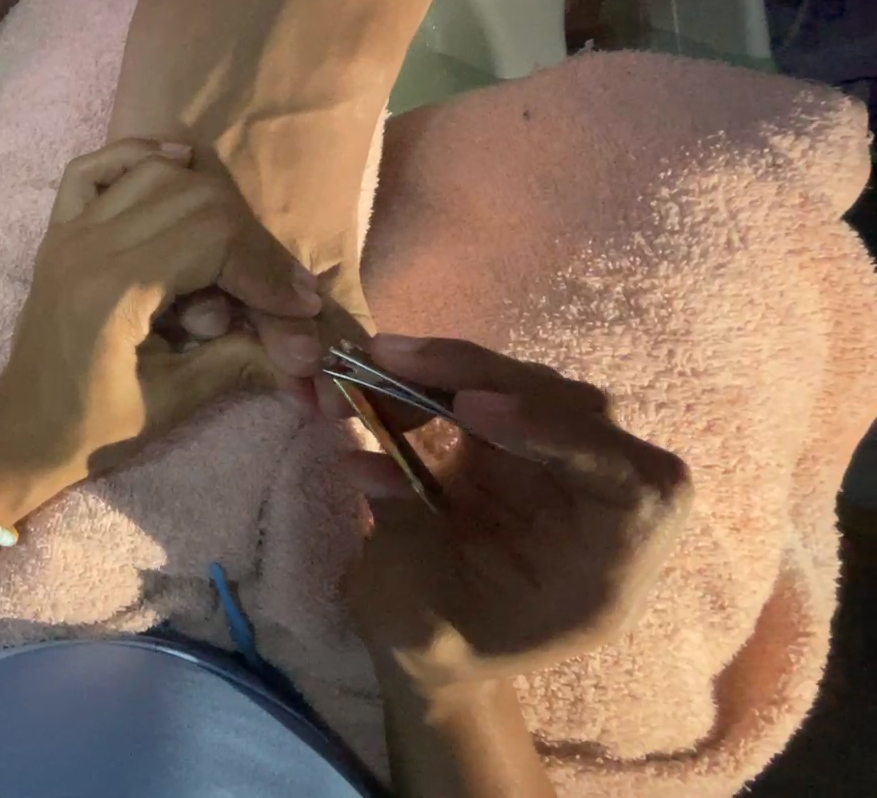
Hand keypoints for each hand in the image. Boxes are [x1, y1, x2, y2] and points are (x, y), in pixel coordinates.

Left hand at [0, 140, 276, 495]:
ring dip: (207, 203)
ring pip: (154, 174)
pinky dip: (136, 157)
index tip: (299, 307)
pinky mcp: (57, 232)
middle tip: (271, 292)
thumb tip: (311, 346)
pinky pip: (92, 169)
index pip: (212, 236)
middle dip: (248, 242)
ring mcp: (67, 232)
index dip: (267, 268)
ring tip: (229, 255)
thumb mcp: (172, 401)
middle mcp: (86, 245)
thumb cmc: (92, 427)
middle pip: (194, 199)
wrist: (23, 429)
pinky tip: (174, 166)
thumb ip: (240, 359)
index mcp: (111, 290)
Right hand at [339, 335, 692, 692]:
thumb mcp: (415, 616)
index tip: (469, 409)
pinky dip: (428, 376)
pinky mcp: (503, 443)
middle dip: (483, 375)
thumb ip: (401, 535)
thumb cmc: (438, 641)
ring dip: (447, 367)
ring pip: (525, 386)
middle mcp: (591, 504)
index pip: (634, 486)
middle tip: (392, 357)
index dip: (561, 435)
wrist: (431, 634)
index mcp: (602, 566)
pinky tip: (377, 378)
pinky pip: (479, 388)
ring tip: (369, 364)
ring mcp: (549, 465)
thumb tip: (362, 459)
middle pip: (575, 412)